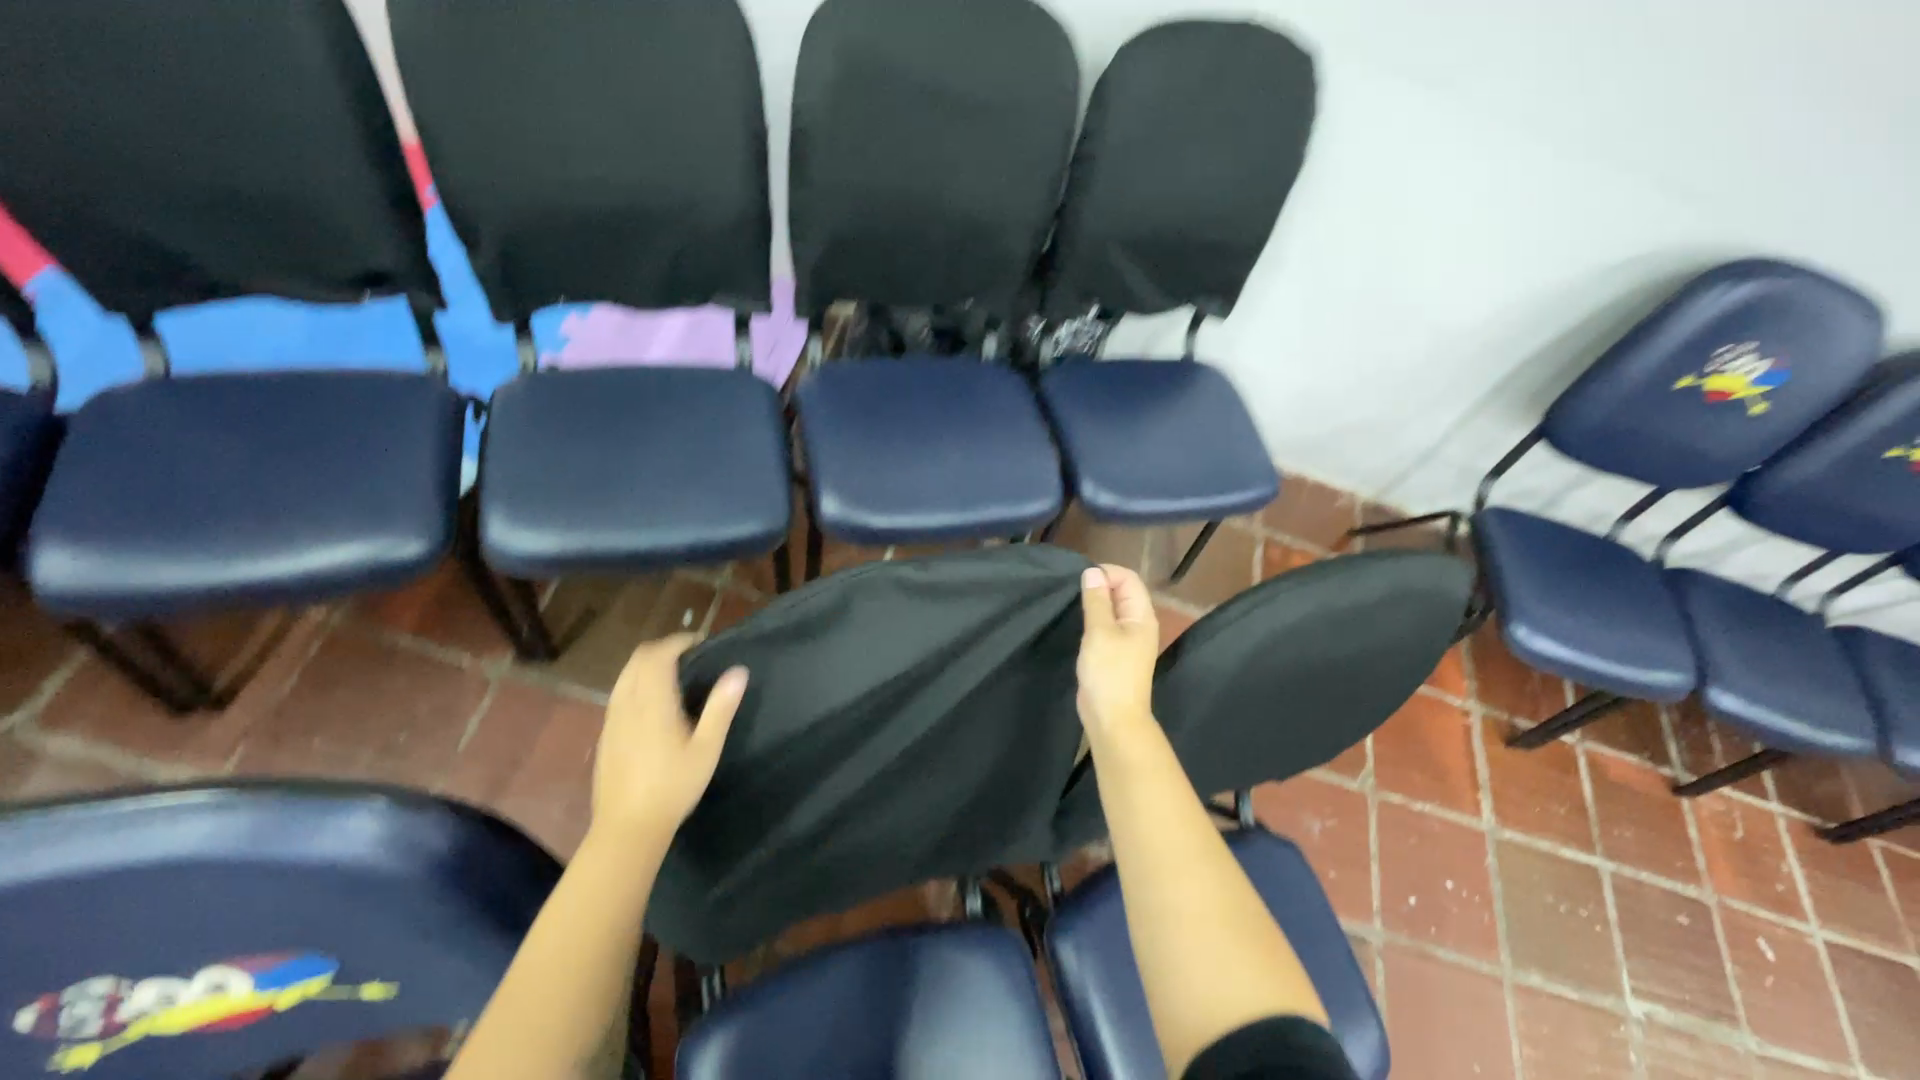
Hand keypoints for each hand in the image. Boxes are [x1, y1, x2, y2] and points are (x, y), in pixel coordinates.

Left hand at [591, 634, 747, 841]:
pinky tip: (652, 707)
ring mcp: (611, 720)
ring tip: (672, 677)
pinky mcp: (605, 735)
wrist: (628, 827)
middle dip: (661, 650)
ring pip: (624, 676)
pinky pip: (618, 695)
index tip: (699, 644)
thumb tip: (738, 672)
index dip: (678, 642)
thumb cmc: (673, 787)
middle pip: (637, 660)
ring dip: (645, 667)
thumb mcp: (706, 749)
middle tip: (688, 658)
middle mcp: (626, 704)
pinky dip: (635, 685)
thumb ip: (720, 708)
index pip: (657, 655)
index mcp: (652, 703)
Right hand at [1076, 564, 1159, 736]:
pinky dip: (1093, 619)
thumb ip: (1096, 600)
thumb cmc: (1109, 673)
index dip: (1106, 572)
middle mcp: (1138, 624)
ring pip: (1112, 609)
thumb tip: (1092, 571)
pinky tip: (1077, 623)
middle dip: (1099, 585)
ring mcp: (1128, 640)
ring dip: (1095, 603)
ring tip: (1072, 605)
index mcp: (1142, 616)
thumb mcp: (1099, 632)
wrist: (1113, 718)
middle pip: (1122, 592)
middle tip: (1072, 592)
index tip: (1080, 579)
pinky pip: (1106, 626)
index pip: (1128, 579)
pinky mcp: (1115, 653)